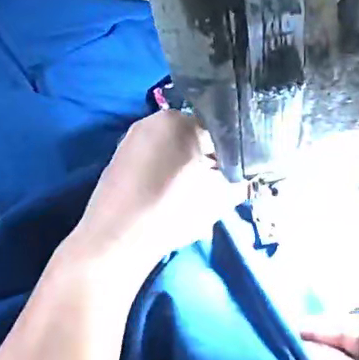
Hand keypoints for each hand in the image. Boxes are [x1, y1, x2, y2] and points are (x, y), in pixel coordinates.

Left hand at [71, 112, 237, 271]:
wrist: (117, 240)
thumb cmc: (172, 212)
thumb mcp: (219, 198)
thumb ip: (238, 181)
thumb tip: (242, 177)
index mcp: (180, 119)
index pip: (220, 130)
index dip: (231, 156)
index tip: (231, 178)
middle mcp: (152, 120)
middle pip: (193, 138)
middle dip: (205, 160)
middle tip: (211, 190)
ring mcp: (131, 139)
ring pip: (171, 150)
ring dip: (184, 169)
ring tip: (188, 199)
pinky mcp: (117, 160)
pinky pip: (151, 162)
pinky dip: (162, 176)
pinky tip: (165, 201)